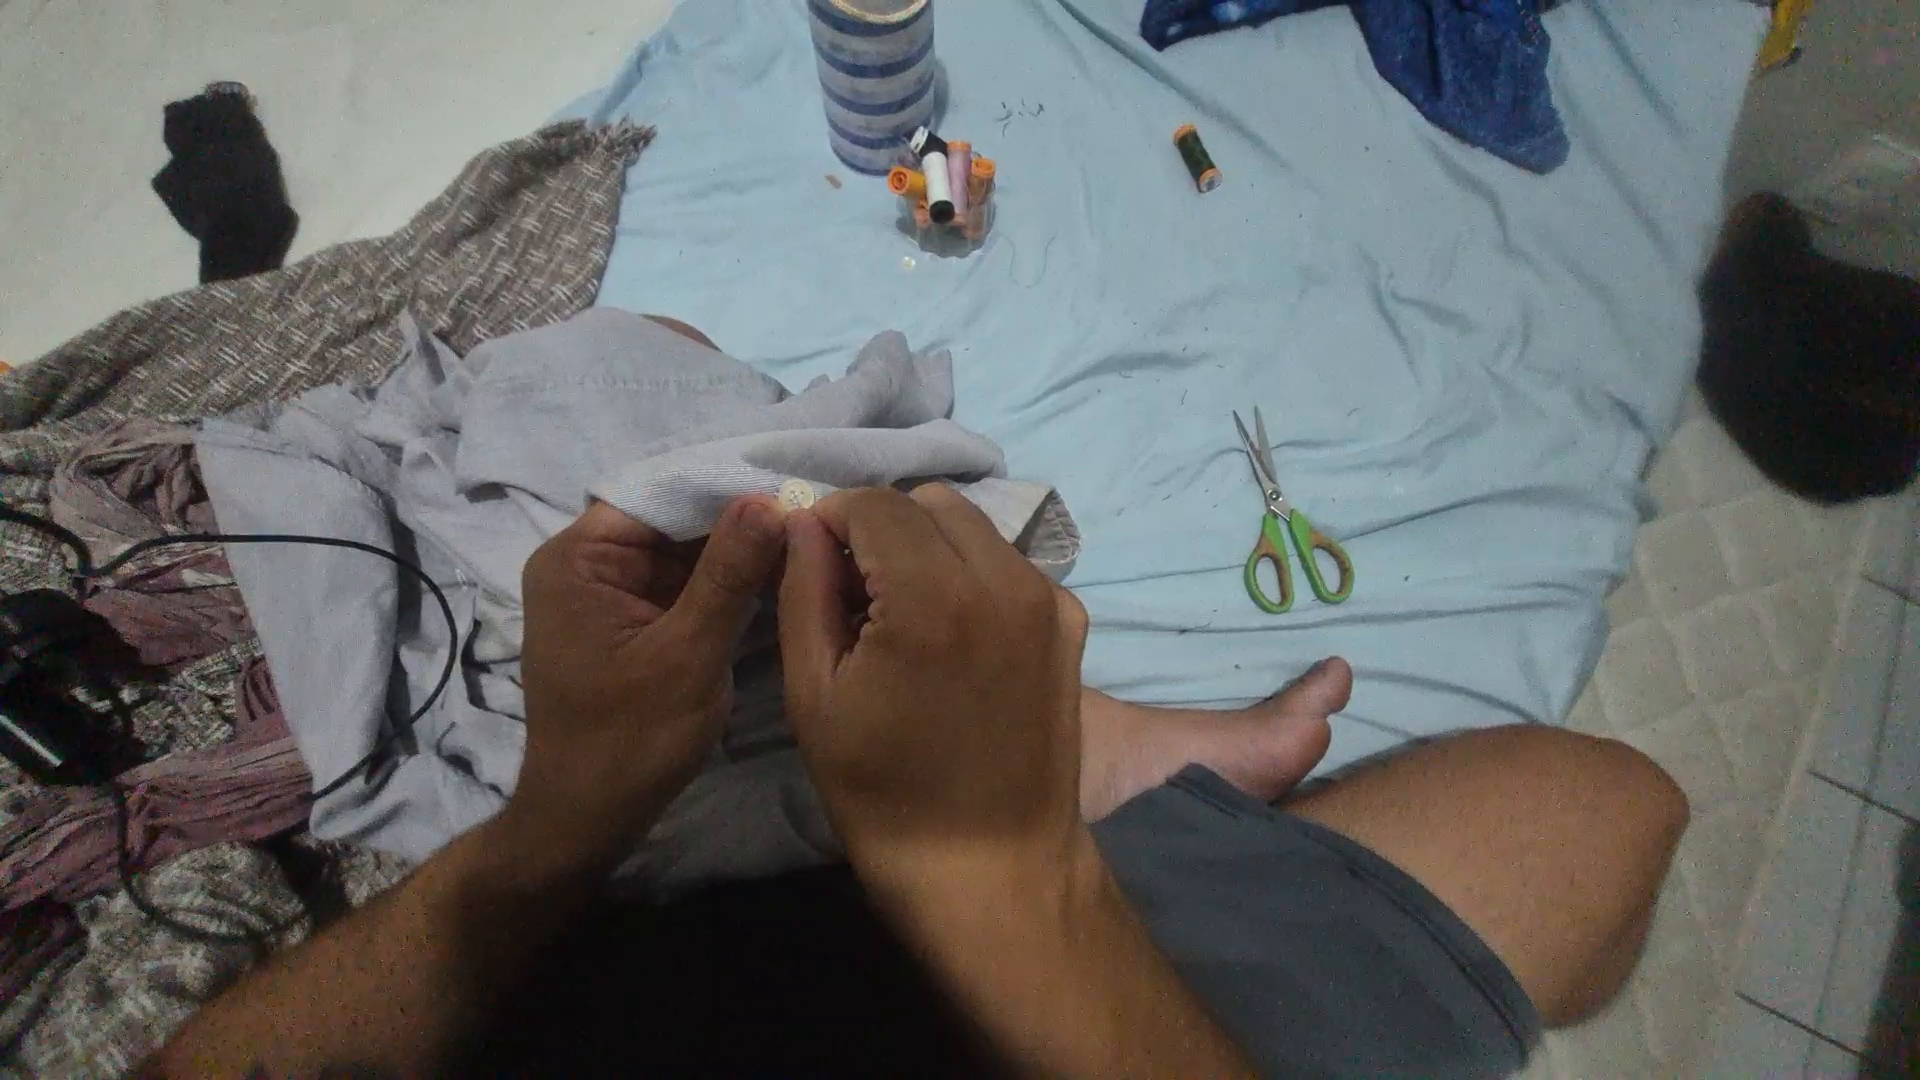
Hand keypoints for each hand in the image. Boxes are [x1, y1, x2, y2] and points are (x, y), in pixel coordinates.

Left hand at [514, 497, 786, 869]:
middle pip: (674, 519)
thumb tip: (770, 501)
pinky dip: (731, 577)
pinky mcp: (641, 617)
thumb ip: (728, 575)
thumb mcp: (687, 653)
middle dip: (739, 517)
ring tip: (806, 534)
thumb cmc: (630, 739)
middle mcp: (591, 564)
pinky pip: (690, 580)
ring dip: (741, 546)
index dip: (724, 488)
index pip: (659, 496)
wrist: (592, 817)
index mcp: (579, 560)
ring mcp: (616, 591)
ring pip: (688, 548)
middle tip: (809, 510)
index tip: (788, 488)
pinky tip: (780, 570)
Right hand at [778, 485, 1088, 900]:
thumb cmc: (885, 790)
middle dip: (882, 525)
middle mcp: (1003, 579)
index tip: (816, 556)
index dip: (833, 518)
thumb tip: (805, 520)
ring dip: (928, 544)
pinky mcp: (1071, 619)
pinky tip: (955, 630)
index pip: (876, 504)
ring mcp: (1048, 597)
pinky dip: (971, 571)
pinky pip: (1007, 562)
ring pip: (973, 525)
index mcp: (932, 598)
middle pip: (929, 503)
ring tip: (905, 608)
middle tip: (857, 584)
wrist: (991, 863)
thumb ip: (804, 587)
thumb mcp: (815, 693)